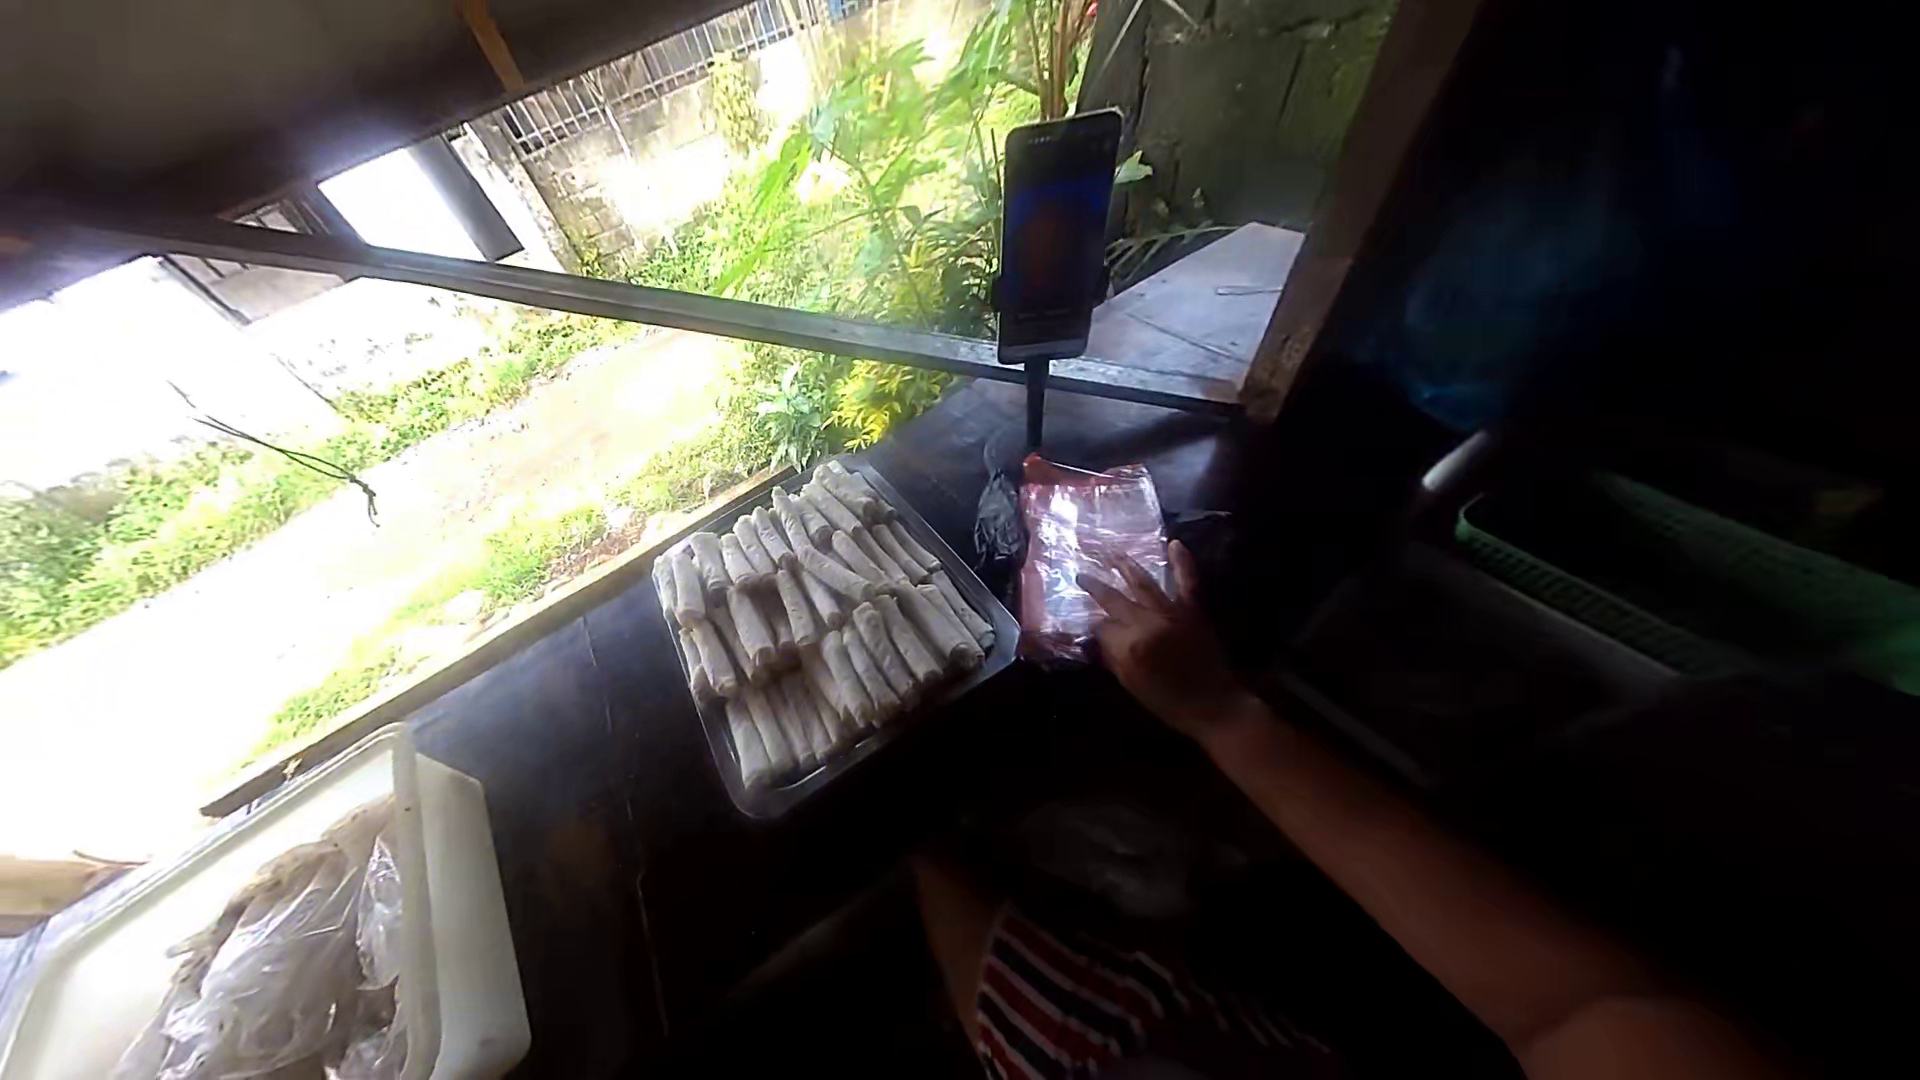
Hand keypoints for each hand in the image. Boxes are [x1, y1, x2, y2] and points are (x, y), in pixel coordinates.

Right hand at [1077, 540, 1254, 740]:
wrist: (1214, 706)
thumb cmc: (1168, 702)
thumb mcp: (1130, 684)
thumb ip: (1111, 656)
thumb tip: (1097, 636)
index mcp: (1129, 645)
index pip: (1101, 625)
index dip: (1093, 624)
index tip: (1087, 621)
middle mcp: (1147, 622)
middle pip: (1114, 599)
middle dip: (1095, 586)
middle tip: (1082, 574)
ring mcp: (1171, 612)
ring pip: (1142, 582)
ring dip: (1124, 565)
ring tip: (1111, 552)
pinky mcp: (1193, 610)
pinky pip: (1187, 581)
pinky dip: (1182, 562)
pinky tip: (1174, 544)